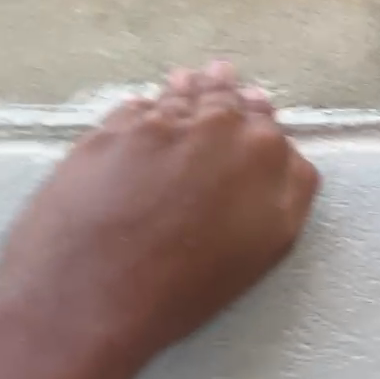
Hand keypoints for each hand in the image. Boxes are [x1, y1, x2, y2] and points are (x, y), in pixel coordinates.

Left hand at [0, 61, 319, 368]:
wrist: (85, 308)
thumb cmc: (193, 280)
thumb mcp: (274, 240)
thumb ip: (294, 186)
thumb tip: (290, 152)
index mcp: (260, 147)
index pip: (263, 115)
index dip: (258, 108)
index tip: (254, 98)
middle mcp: (211, 126)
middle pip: (219, 97)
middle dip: (221, 84)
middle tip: (219, 70)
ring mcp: (149, 131)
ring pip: (172, 98)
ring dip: (182, 87)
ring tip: (183, 77)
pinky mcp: (96, 144)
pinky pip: (124, 112)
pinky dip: (136, 106)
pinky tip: (137, 106)